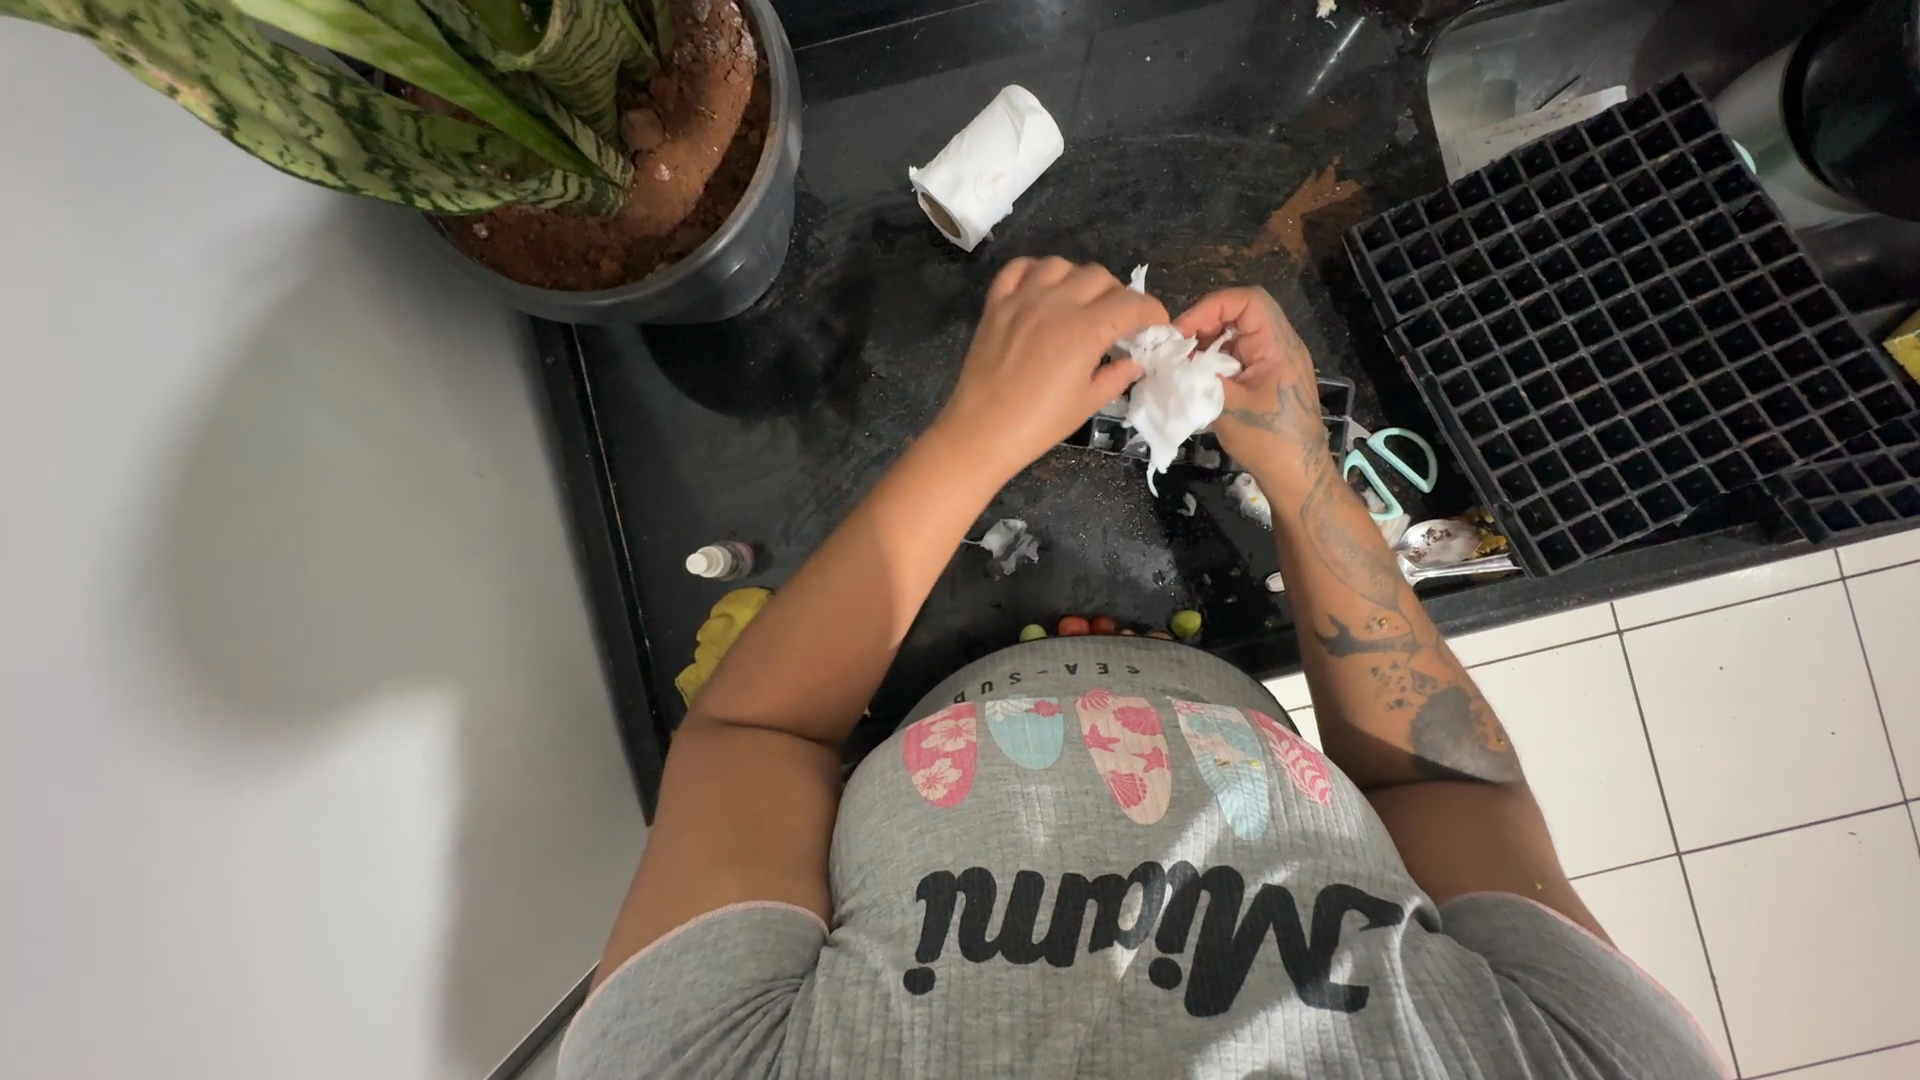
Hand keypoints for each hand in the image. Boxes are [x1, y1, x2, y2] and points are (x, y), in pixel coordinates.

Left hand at [931, 257, 1167, 480]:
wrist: (982, 432)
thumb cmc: (1039, 425)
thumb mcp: (1086, 403)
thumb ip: (1116, 376)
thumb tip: (1134, 361)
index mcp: (1084, 331)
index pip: (1130, 303)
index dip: (1151, 311)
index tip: (1156, 323)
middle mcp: (1055, 305)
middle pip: (1099, 277)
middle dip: (1118, 295)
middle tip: (1118, 320)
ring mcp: (1022, 301)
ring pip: (1060, 265)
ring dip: (1078, 279)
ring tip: (1080, 302)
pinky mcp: (995, 305)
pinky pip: (1017, 269)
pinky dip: (1035, 271)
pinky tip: (1042, 289)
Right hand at [1173, 287, 1330, 502]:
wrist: (1297, 475)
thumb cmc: (1267, 441)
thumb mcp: (1228, 408)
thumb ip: (1199, 378)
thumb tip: (1171, 361)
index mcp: (1278, 347)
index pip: (1247, 301)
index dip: (1211, 307)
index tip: (1182, 332)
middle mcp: (1281, 346)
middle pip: (1241, 313)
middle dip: (1205, 323)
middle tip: (1177, 347)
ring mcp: (1276, 362)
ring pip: (1238, 334)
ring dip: (1208, 342)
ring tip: (1183, 362)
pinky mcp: (1269, 378)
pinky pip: (1240, 355)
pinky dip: (1216, 359)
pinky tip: (1198, 377)